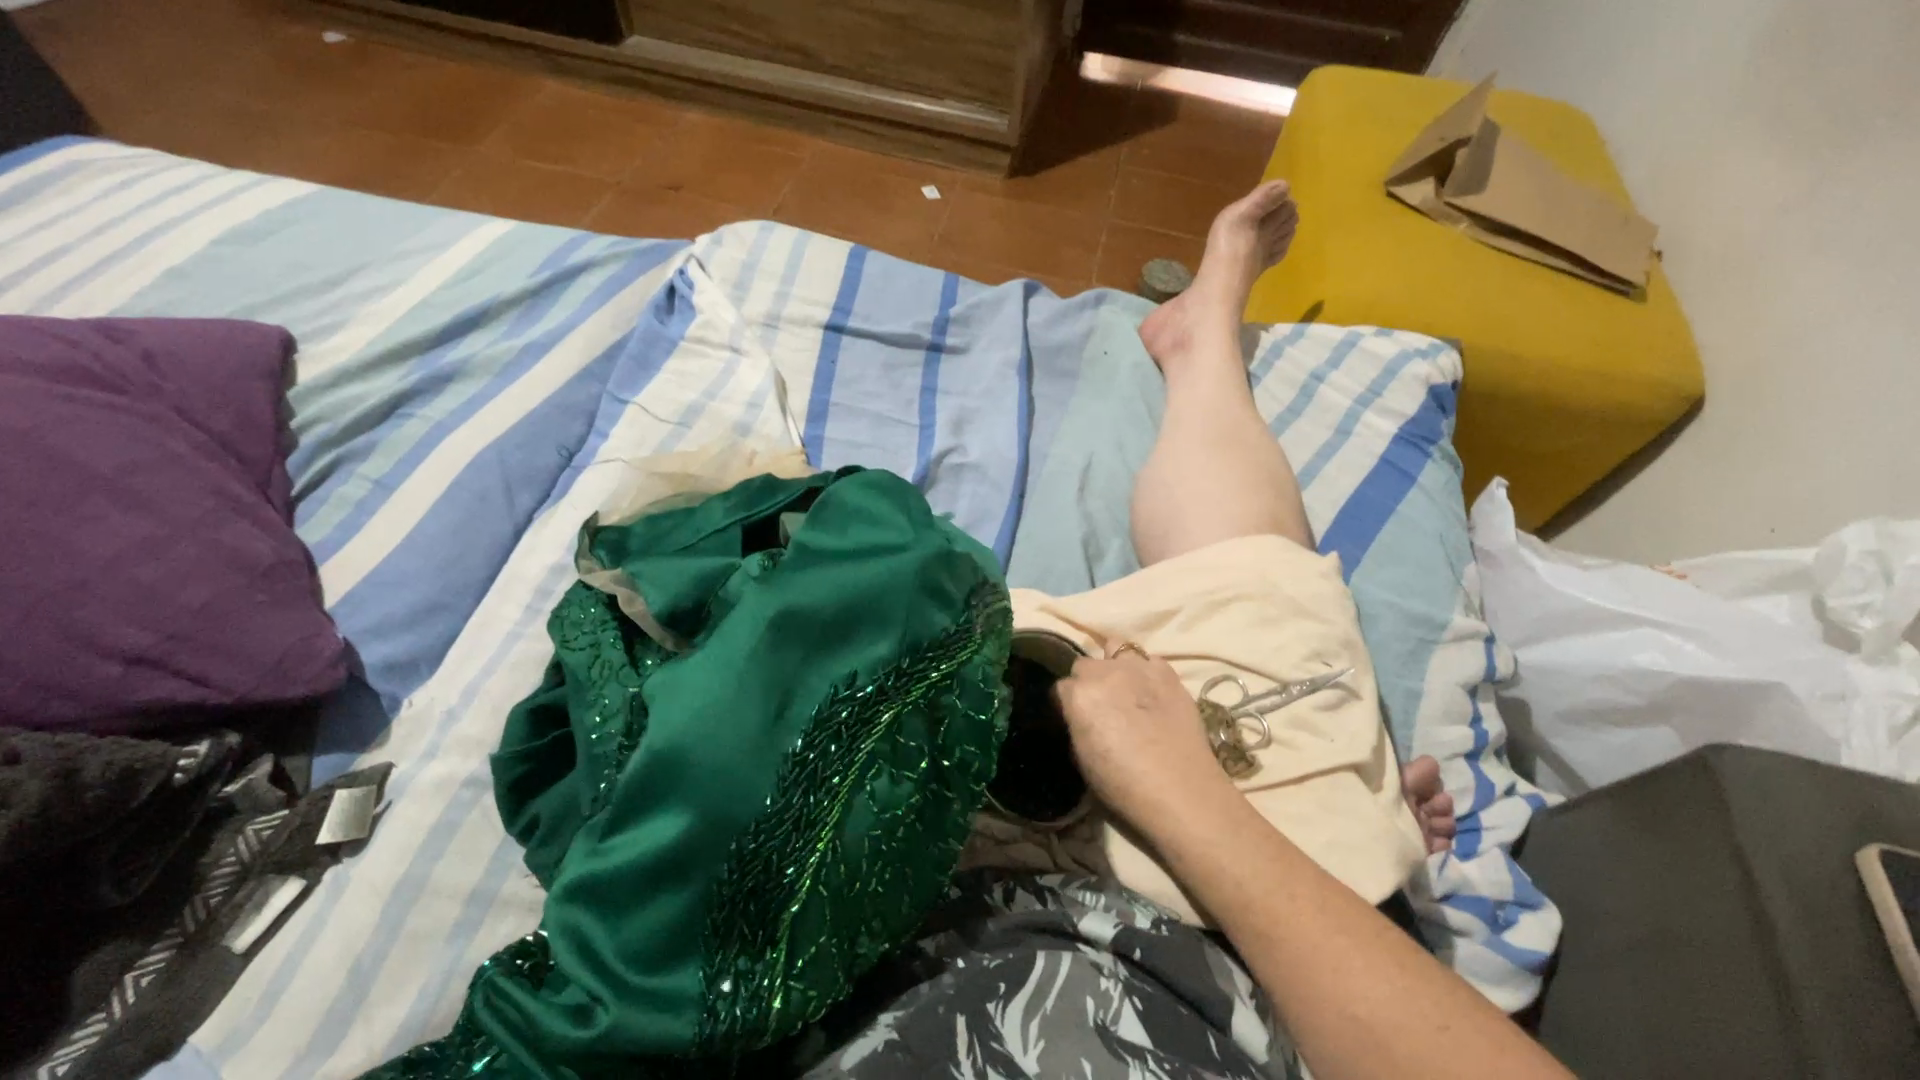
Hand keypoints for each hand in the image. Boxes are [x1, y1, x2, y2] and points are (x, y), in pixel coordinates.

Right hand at [1051, 643, 1237, 835]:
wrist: (1181, 792)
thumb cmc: (1124, 786)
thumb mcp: (1082, 759)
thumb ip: (1076, 724)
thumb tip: (1079, 716)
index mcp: (1079, 695)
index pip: (1060, 688)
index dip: (1066, 705)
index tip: (1074, 720)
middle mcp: (1105, 672)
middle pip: (1085, 665)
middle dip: (1088, 682)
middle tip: (1101, 707)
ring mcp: (1139, 667)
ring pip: (1115, 649)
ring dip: (1114, 666)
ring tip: (1125, 689)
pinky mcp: (1169, 672)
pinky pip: (1149, 660)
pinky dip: (1146, 672)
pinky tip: (1152, 693)